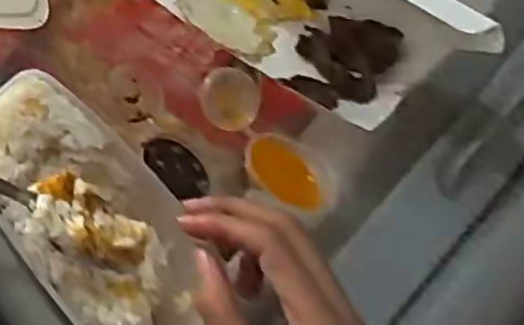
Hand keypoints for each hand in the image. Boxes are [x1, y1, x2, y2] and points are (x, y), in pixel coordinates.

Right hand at [179, 197, 361, 324]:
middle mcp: (340, 304)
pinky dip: (260, 253)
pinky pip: (299, 263)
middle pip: (287, 227)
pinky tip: (242, 278)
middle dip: (231, 210)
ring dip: (244, 229)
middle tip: (189, 213)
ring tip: (210, 247)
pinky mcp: (337, 315)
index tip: (180, 224)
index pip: (270, 241)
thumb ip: (223, 310)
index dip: (220, 222)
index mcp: (322, 316)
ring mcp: (343, 309)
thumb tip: (201, 254)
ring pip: (295, 241)